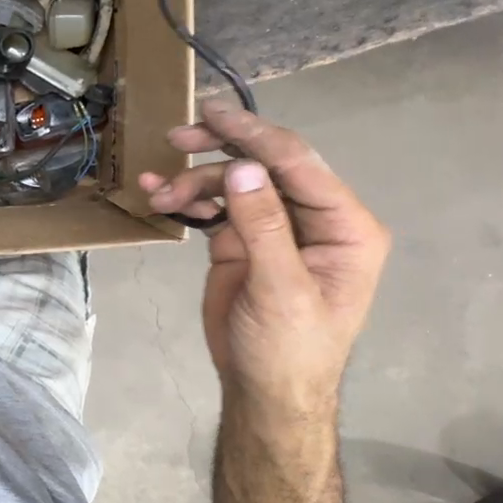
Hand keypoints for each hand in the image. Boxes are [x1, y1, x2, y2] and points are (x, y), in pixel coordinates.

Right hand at [137, 99, 390, 422]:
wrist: (263, 389)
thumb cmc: (288, 348)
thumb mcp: (280, 290)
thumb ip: (263, 227)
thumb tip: (241, 169)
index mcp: (344, 227)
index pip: (299, 165)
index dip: (256, 135)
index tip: (211, 114)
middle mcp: (313, 218)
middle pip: (265, 164)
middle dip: (219, 150)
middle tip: (175, 137)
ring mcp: (274, 228)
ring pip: (232, 182)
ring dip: (192, 182)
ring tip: (158, 195)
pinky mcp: (241, 240)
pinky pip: (212, 206)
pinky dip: (185, 198)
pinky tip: (157, 196)